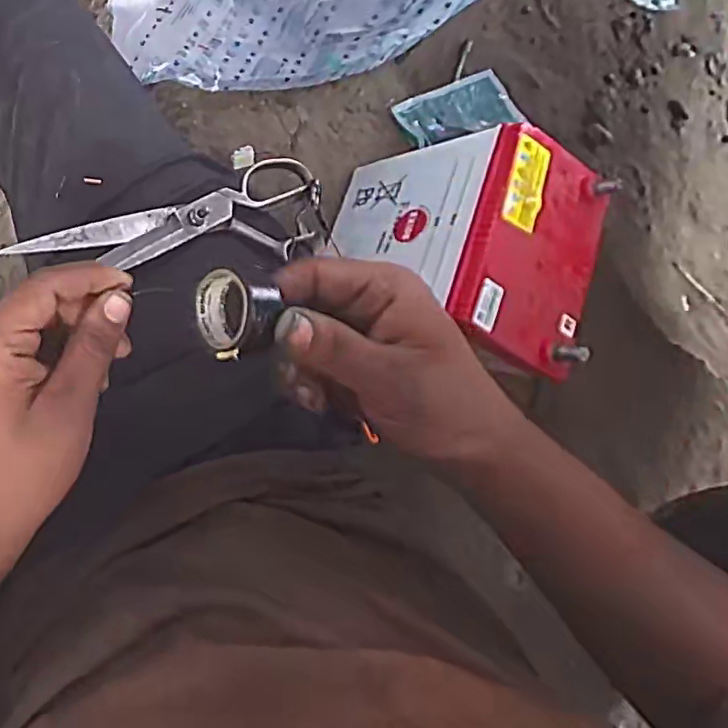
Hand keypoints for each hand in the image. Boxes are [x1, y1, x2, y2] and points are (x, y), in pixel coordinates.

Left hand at [0, 262, 132, 553]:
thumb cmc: (27, 470)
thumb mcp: (71, 403)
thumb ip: (93, 345)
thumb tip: (118, 300)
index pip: (44, 286)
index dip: (89, 278)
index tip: (127, 285)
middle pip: (41, 298)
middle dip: (87, 309)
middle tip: (123, 335)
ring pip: (40, 317)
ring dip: (79, 329)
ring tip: (110, 359)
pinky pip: (32, 338)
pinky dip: (64, 346)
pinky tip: (88, 369)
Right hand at [274, 257, 522, 462]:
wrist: (475, 454)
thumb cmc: (448, 407)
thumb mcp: (388, 376)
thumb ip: (333, 347)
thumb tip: (284, 324)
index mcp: (383, 287)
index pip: (316, 272)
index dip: (282, 293)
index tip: (252, 323)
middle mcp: (366, 301)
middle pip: (302, 303)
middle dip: (291, 341)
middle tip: (295, 374)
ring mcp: (357, 330)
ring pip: (300, 334)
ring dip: (299, 367)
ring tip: (316, 395)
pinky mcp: (349, 356)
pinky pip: (310, 358)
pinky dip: (308, 380)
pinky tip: (322, 401)